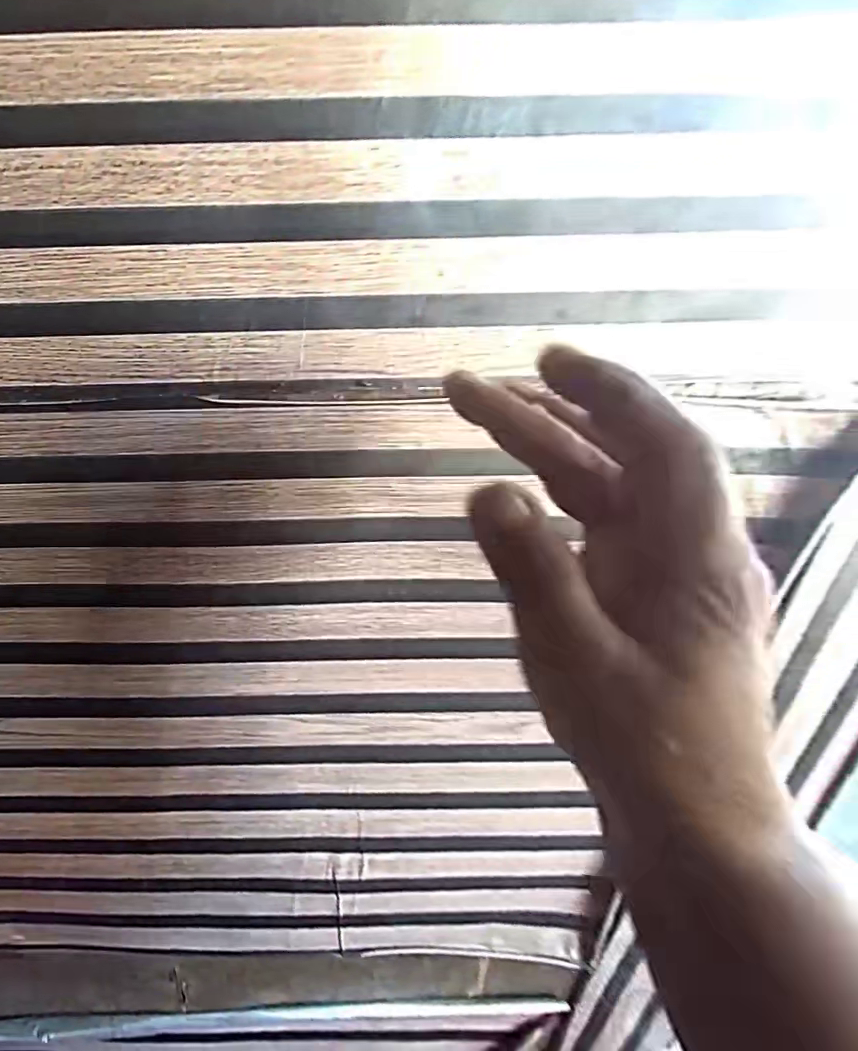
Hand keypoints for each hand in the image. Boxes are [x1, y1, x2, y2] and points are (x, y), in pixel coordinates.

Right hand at [444, 346, 789, 875]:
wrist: (689, 799)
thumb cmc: (634, 729)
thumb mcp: (568, 650)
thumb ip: (530, 567)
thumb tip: (484, 488)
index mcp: (690, 555)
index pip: (661, 445)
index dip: (608, 391)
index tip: (544, 356)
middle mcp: (687, 547)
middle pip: (617, 455)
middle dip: (547, 410)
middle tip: (466, 384)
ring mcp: (666, 567)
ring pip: (605, 482)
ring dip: (546, 441)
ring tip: (483, 411)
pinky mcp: (642, 586)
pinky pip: (597, 514)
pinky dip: (553, 482)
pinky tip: (518, 480)